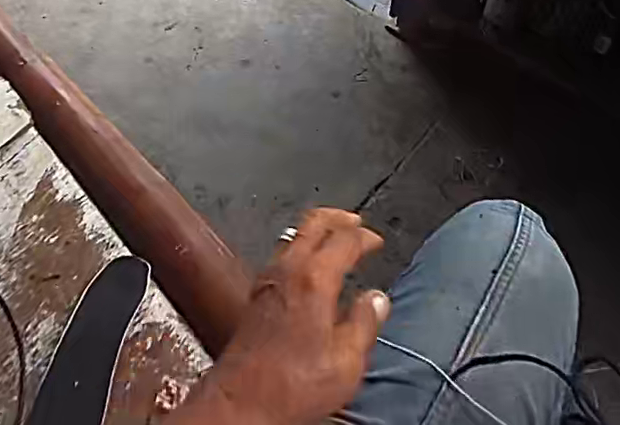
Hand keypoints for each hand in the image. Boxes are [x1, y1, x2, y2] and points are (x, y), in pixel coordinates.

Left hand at [172, 209, 387, 424]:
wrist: (242, 401)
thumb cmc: (290, 385)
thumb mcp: (345, 363)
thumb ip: (365, 324)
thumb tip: (378, 300)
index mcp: (315, 278)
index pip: (345, 239)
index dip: (365, 236)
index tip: (376, 239)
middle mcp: (289, 268)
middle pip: (315, 221)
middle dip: (339, 217)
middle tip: (355, 221)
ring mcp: (269, 276)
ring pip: (296, 232)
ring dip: (318, 228)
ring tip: (333, 235)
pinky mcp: (257, 290)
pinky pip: (284, 250)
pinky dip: (302, 244)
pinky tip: (307, 263)